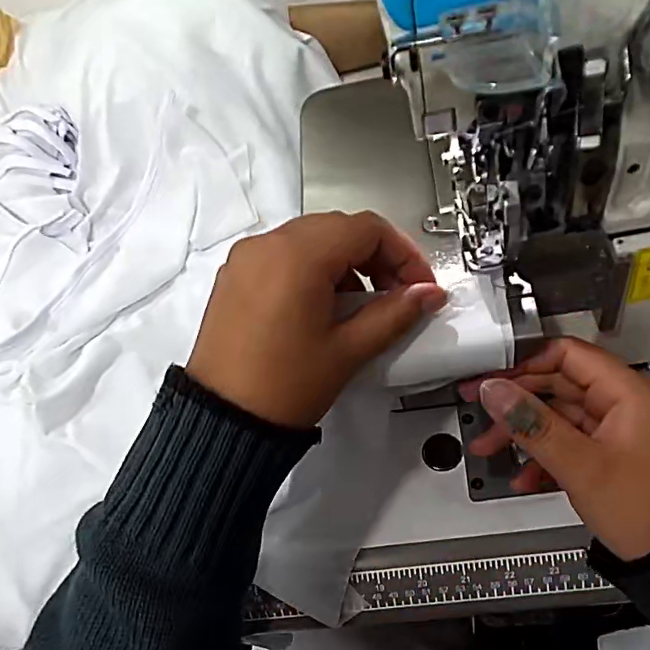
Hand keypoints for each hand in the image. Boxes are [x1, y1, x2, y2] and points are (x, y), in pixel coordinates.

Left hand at [188, 211, 447, 427]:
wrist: (225, 421)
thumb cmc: (278, 390)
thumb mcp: (349, 350)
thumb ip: (395, 314)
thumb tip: (424, 294)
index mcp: (297, 257)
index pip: (367, 229)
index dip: (404, 254)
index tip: (418, 283)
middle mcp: (267, 247)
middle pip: (339, 229)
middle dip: (377, 258)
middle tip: (398, 295)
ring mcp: (247, 260)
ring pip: (312, 240)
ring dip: (346, 265)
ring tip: (362, 309)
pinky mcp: (236, 278)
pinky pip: (284, 257)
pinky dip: (314, 272)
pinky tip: (327, 311)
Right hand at [463, 339, 649, 559]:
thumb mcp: (580, 465)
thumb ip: (533, 424)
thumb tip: (498, 392)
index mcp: (628, 394)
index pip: (567, 355)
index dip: (525, 364)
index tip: (494, 380)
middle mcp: (626, 406)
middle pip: (559, 387)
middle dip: (517, 403)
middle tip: (485, 412)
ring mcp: (619, 431)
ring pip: (561, 417)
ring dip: (526, 433)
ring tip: (494, 448)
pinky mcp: (614, 455)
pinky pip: (571, 442)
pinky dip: (546, 454)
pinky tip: (526, 474)